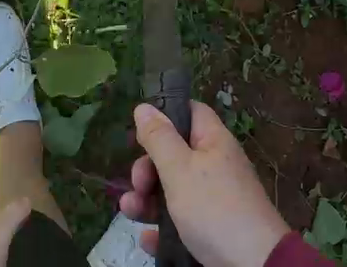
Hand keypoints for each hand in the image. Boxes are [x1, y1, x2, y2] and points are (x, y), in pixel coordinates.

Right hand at [120, 102, 290, 266]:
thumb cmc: (215, 209)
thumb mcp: (179, 169)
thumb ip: (159, 138)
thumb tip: (143, 107)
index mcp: (213, 142)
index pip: (190, 112)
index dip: (165, 117)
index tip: (143, 134)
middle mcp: (215, 167)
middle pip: (174, 155)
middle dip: (148, 168)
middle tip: (137, 184)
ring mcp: (215, 201)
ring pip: (174, 190)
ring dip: (147, 199)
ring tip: (130, 212)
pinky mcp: (213, 231)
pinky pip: (181, 221)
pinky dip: (162, 228)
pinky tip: (148, 238)